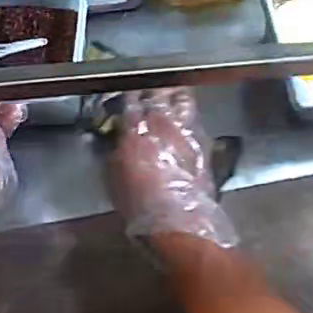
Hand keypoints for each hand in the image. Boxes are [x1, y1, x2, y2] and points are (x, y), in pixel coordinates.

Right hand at [105, 88, 237, 247]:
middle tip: (146, 91)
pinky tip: (182, 119)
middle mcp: (161, 122)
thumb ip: (111, 148)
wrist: (178, 224)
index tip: (124, 97)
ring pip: (182, 97)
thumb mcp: (113, 175)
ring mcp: (185, 129)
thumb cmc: (139, 203)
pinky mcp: (202, 141)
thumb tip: (110, 135)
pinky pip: (194, 116)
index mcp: (135, 128)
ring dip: (173, 94)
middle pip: (158, 91)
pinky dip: (187, 113)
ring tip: (168, 97)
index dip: (126, 94)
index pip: (130, 98)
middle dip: (150, 88)